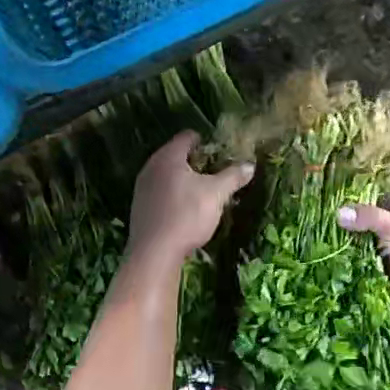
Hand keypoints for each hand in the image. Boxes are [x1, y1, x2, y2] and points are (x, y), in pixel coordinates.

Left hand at [127, 132, 254, 270]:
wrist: (155, 252)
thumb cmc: (186, 215)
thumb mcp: (216, 194)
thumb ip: (232, 177)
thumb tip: (249, 166)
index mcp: (168, 157)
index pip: (187, 137)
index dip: (205, 142)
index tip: (220, 153)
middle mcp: (150, 167)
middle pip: (175, 156)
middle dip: (195, 163)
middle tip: (214, 173)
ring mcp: (142, 188)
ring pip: (166, 176)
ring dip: (183, 181)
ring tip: (202, 193)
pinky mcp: (139, 208)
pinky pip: (160, 194)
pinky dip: (173, 196)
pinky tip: (184, 211)